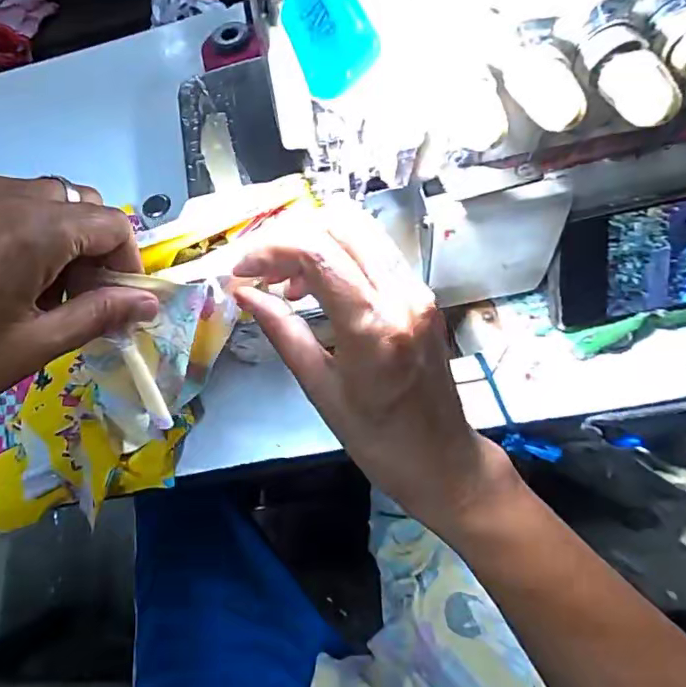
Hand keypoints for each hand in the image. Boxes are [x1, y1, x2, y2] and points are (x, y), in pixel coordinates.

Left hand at [0, 172, 159, 529]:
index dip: (124, 264)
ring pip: (10, 200)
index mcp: (30, 226)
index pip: (109, 222)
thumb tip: (148, 301)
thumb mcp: (26, 352)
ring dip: (32, 238)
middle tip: (62, 306)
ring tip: (6, 298)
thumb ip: (96, 316)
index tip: (112, 306)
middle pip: (63, 202)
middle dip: (80, 248)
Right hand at [232, 205, 517, 531]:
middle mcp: (401, 296)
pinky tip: (310, 285)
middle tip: (258, 268)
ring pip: (358, 230)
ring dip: (311, 241)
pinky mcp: (421, 293)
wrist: (443, 460)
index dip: (270, 250)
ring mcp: (417, 290)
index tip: (242, 270)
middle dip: (288, 237)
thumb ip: (282, 331)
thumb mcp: (319, 388)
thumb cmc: (377, 439)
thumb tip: (243, 293)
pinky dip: (334, 254)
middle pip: (339, 226)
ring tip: (280, 279)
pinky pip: (372, 251)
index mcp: (373, 326)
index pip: (317, 253)